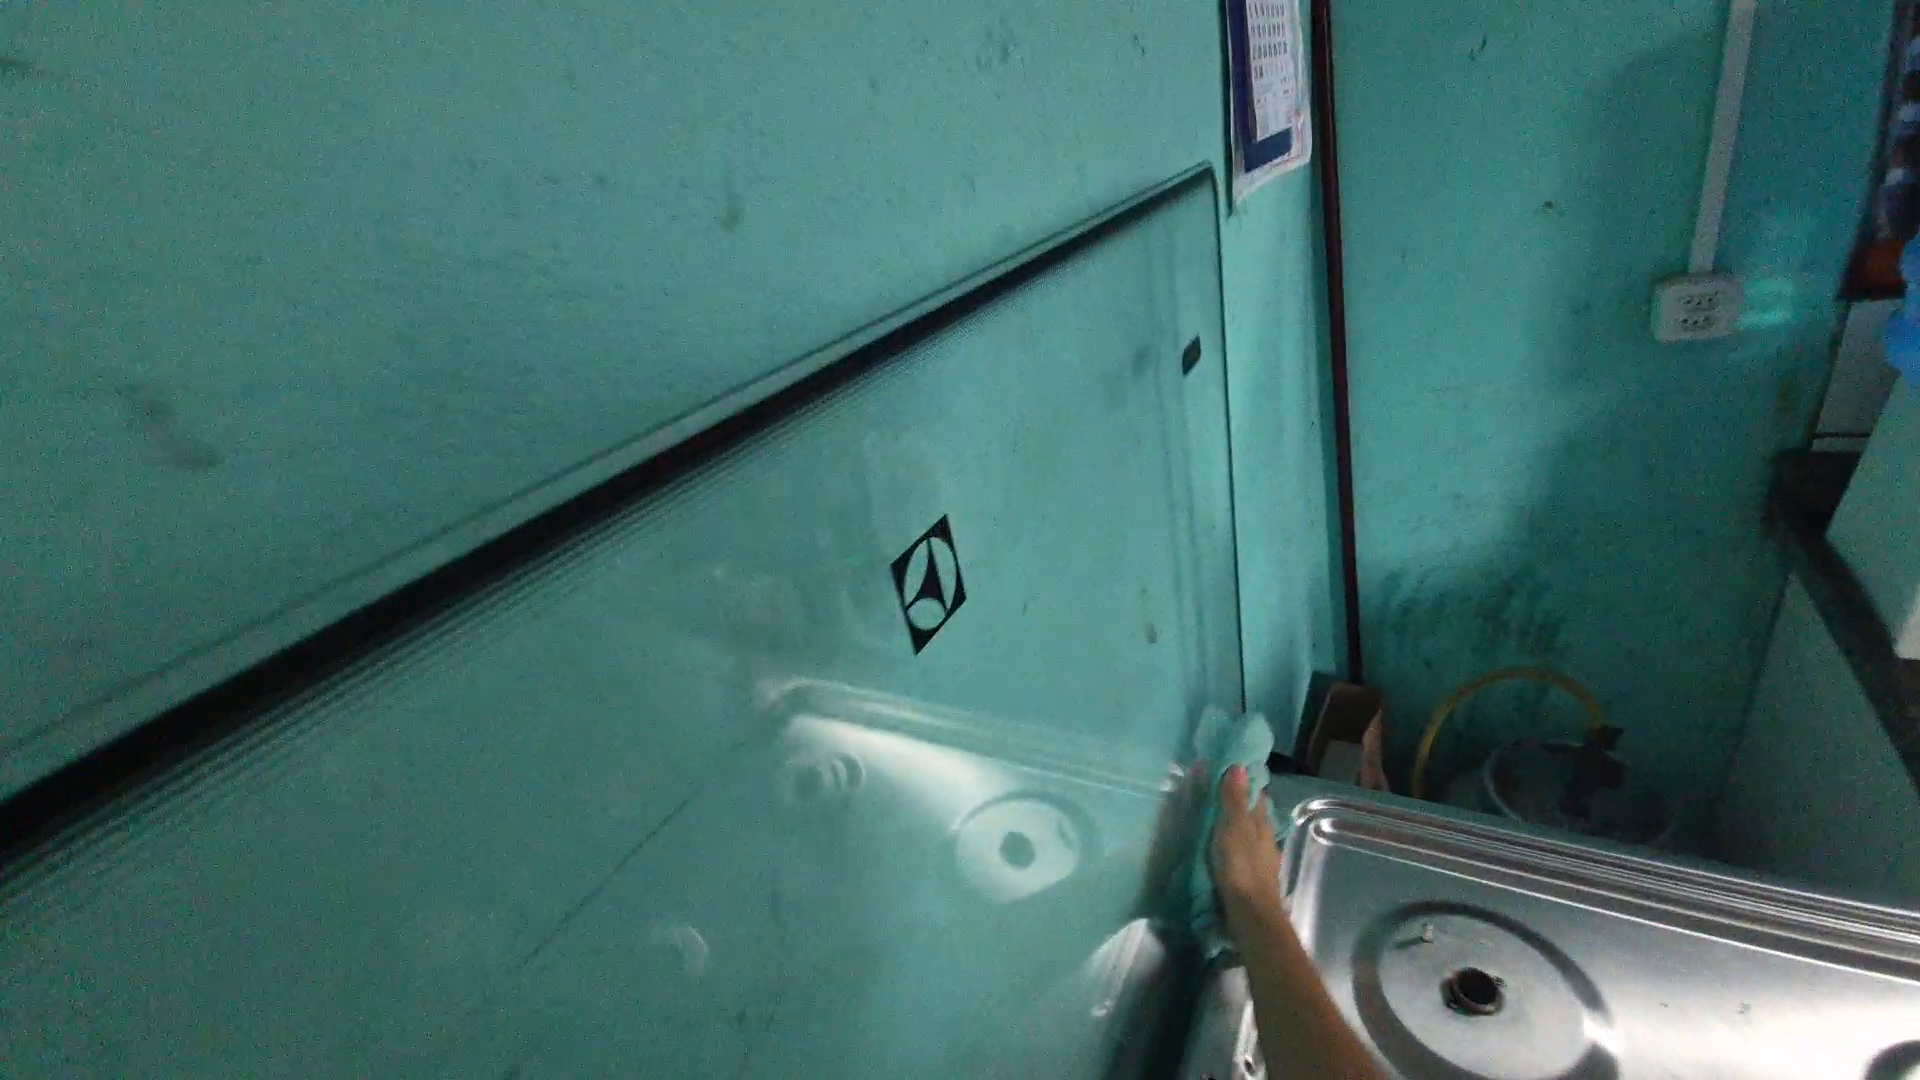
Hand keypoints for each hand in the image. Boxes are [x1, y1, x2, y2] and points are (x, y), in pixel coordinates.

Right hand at [1210, 765, 1282, 934]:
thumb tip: (1239, 766)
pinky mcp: (1255, 879)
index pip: (1258, 796)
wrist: (1251, 915)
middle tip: (1220, 793)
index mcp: (1262, 824)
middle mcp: (1267, 840)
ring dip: (1240, 827)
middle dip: (1243, 804)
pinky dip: (1237, 846)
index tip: (1232, 772)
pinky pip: (1246, 854)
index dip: (1248, 783)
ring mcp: (1263, 861)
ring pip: (1252, 836)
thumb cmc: (1240, 866)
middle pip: (1257, 816)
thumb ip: (1234, 799)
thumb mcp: (1233, 828)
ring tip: (1219, 820)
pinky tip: (1226, 850)